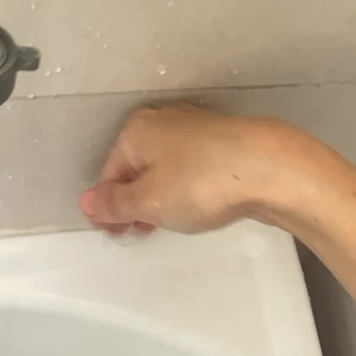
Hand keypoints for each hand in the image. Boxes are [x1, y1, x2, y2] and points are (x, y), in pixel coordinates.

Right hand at [78, 105, 344, 235]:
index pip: (108, 174)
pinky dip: (181, 189)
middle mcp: (163, 121)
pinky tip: (191, 206)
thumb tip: (87, 203)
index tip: (114, 234)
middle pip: (135, 168)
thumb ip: (115, 205)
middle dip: (132, 202)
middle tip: (137, 232)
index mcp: (136, 130)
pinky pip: (188, 168)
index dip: (107, 208)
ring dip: (157, 197)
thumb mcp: (148, 202)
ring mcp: (194, 128)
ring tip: (163, 223)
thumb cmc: (201, 182)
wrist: (268, 169)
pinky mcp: (221, 143)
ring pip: (162, 167)